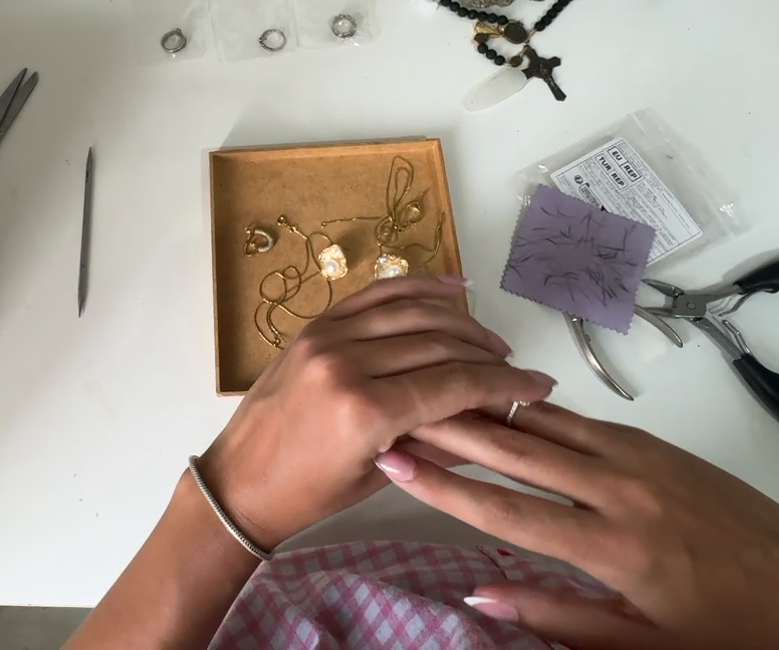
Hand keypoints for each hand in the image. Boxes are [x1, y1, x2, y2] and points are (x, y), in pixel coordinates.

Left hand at [197, 275, 553, 549]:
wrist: (240, 478)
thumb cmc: (309, 493)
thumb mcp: (381, 478)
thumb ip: (440, 443)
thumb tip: (498, 421)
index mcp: (364, 411)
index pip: (453, 383)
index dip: (504, 384)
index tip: (538, 386)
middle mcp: (347, 362)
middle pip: (437, 344)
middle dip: (486, 355)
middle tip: (515, 368)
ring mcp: (327, 335)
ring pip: (411, 311)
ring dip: (459, 320)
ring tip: (491, 339)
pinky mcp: (315, 323)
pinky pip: (373, 294)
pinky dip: (415, 286)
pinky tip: (451, 287)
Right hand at [376, 403, 778, 649]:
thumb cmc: (736, 640)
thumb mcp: (647, 648)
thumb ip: (558, 616)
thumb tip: (480, 596)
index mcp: (615, 549)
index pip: (505, 511)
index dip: (442, 487)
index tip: (394, 461)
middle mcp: (620, 489)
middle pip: (516, 447)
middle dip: (452, 426)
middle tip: (399, 406)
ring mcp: (641, 458)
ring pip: (546, 420)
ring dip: (491, 409)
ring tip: (440, 395)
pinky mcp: (659, 445)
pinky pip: (581, 420)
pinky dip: (538, 412)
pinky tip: (512, 410)